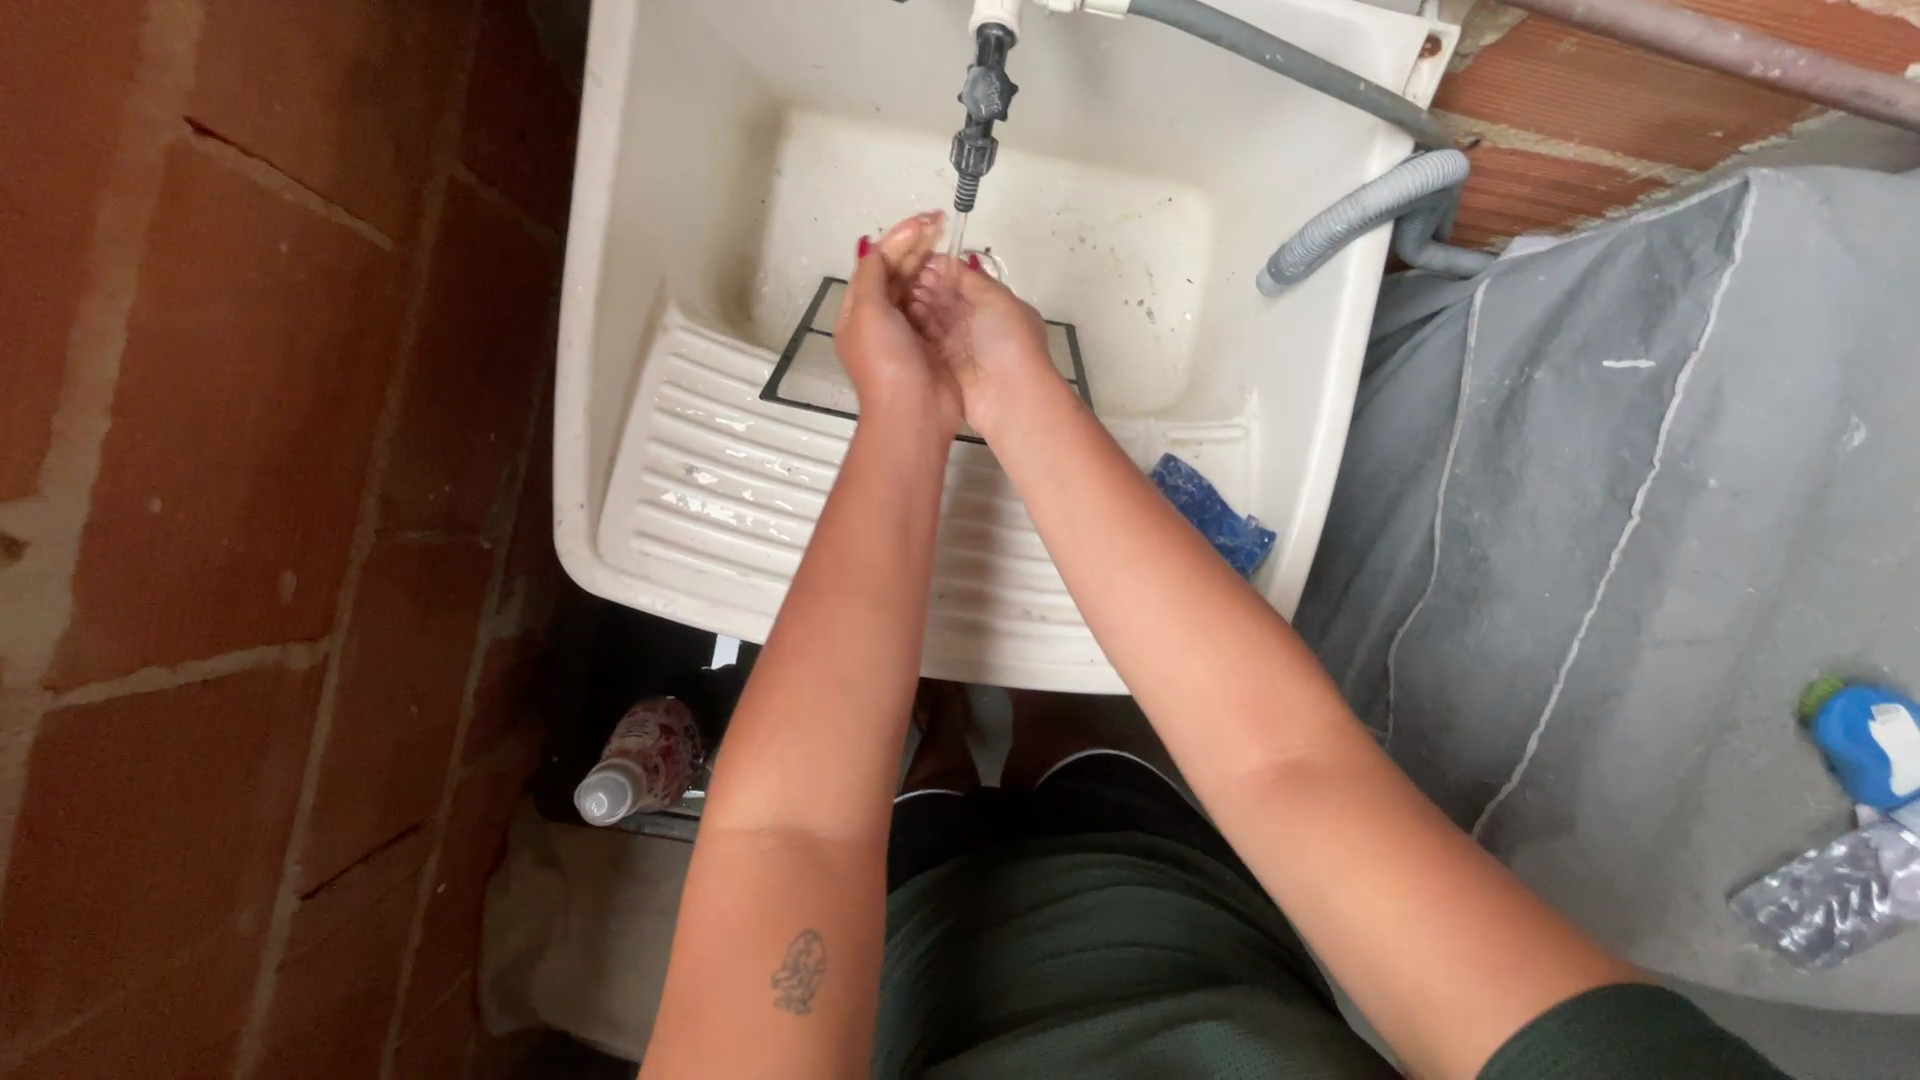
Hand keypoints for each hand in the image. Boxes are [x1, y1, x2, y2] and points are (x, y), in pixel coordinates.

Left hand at [835, 213, 962, 435]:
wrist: (913, 413)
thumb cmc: (886, 362)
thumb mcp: (867, 312)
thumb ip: (871, 276)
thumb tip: (872, 247)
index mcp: (858, 312)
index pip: (877, 265)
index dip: (899, 239)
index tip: (926, 222)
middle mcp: (881, 321)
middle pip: (898, 274)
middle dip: (917, 247)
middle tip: (942, 223)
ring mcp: (908, 334)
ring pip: (918, 289)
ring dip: (932, 265)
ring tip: (950, 243)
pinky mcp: (932, 345)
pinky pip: (937, 309)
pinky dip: (945, 291)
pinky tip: (958, 276)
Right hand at [905, 254, 1058, 436]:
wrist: (1010, 394)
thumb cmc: (1009, 340)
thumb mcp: (996, 298)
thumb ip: (969, 278)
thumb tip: (944, 262)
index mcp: (991, 303)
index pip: (960, 280)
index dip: (939, 270)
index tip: (917, 263)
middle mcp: (974, 322)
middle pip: (943, 298)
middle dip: (923, 286)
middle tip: (902, 277)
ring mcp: (958, 345)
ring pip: (932, 318)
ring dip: (916, 304)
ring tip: (897, 293)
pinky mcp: (944, 364)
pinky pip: (925, 341)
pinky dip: (914, 328)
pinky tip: (899, 316)